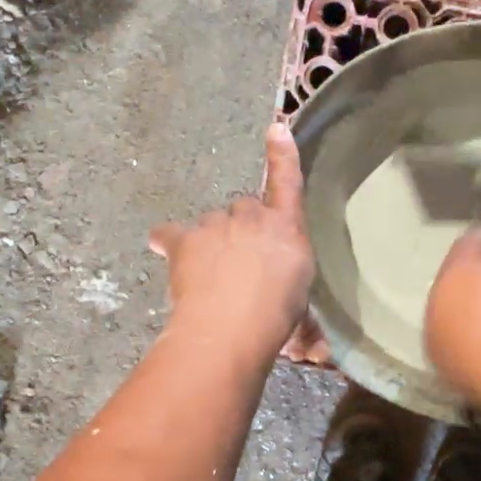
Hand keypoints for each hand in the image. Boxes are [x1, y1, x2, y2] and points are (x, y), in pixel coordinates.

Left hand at [149, 123, 313, 357]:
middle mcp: (253, 217)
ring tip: (211, 279)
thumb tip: (318, 355)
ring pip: (212, 225)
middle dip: (243, 231)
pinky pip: (173, 234)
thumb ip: (306, 327)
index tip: (276, 126)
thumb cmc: (276, 322)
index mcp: (288, 230)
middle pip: (245, 209)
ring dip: (212, 243)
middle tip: (241, 268)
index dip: (282, 155)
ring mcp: (217, 224)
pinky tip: (162, 248)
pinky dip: (170, 241)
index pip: (288, 182)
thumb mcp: (299, 321)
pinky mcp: (186, 239)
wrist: (230, 328)